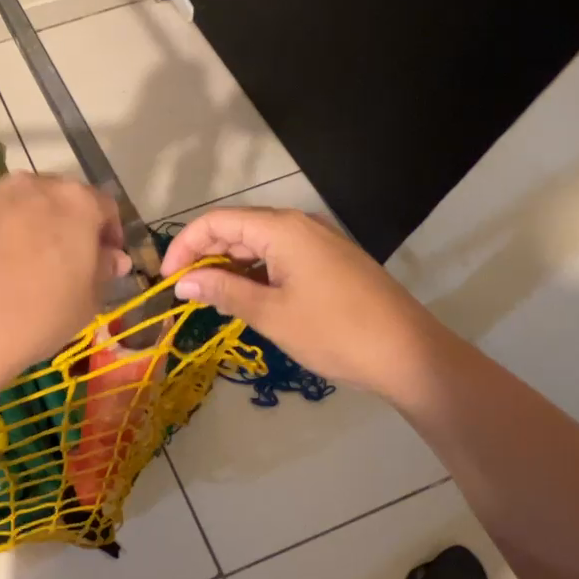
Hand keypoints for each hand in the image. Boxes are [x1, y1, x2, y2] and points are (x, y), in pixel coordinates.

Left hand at [0, 174, 126, 387]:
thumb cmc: (37, 314)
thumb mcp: (86, 303)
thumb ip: (103, 272)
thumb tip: (112, 258)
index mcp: (77, 201)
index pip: (104, 207)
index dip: (108, 235)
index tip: (105, 262)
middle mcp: (35, 185)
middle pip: (60, 199)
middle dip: (67, 225)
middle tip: (64, 263)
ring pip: (22, 204)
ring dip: (30, 226)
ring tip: (23, 265)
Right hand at [160, 208, 443, 393]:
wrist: (411, 356)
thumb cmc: (335, 332)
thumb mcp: (271, 314)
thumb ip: (222, 292)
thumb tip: (182, 282)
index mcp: (282, 228)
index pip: (217, 222)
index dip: (185, 246)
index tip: (167, 279)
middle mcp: (299, 225)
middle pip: (237, 228)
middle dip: (204, 255)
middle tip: (184, 291)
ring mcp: (318, 242)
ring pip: (258, 243)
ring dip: (229, 266)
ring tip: (210, 299)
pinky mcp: (331, 261)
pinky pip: (280, 256)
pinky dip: (255, 272)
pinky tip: (246, 298)